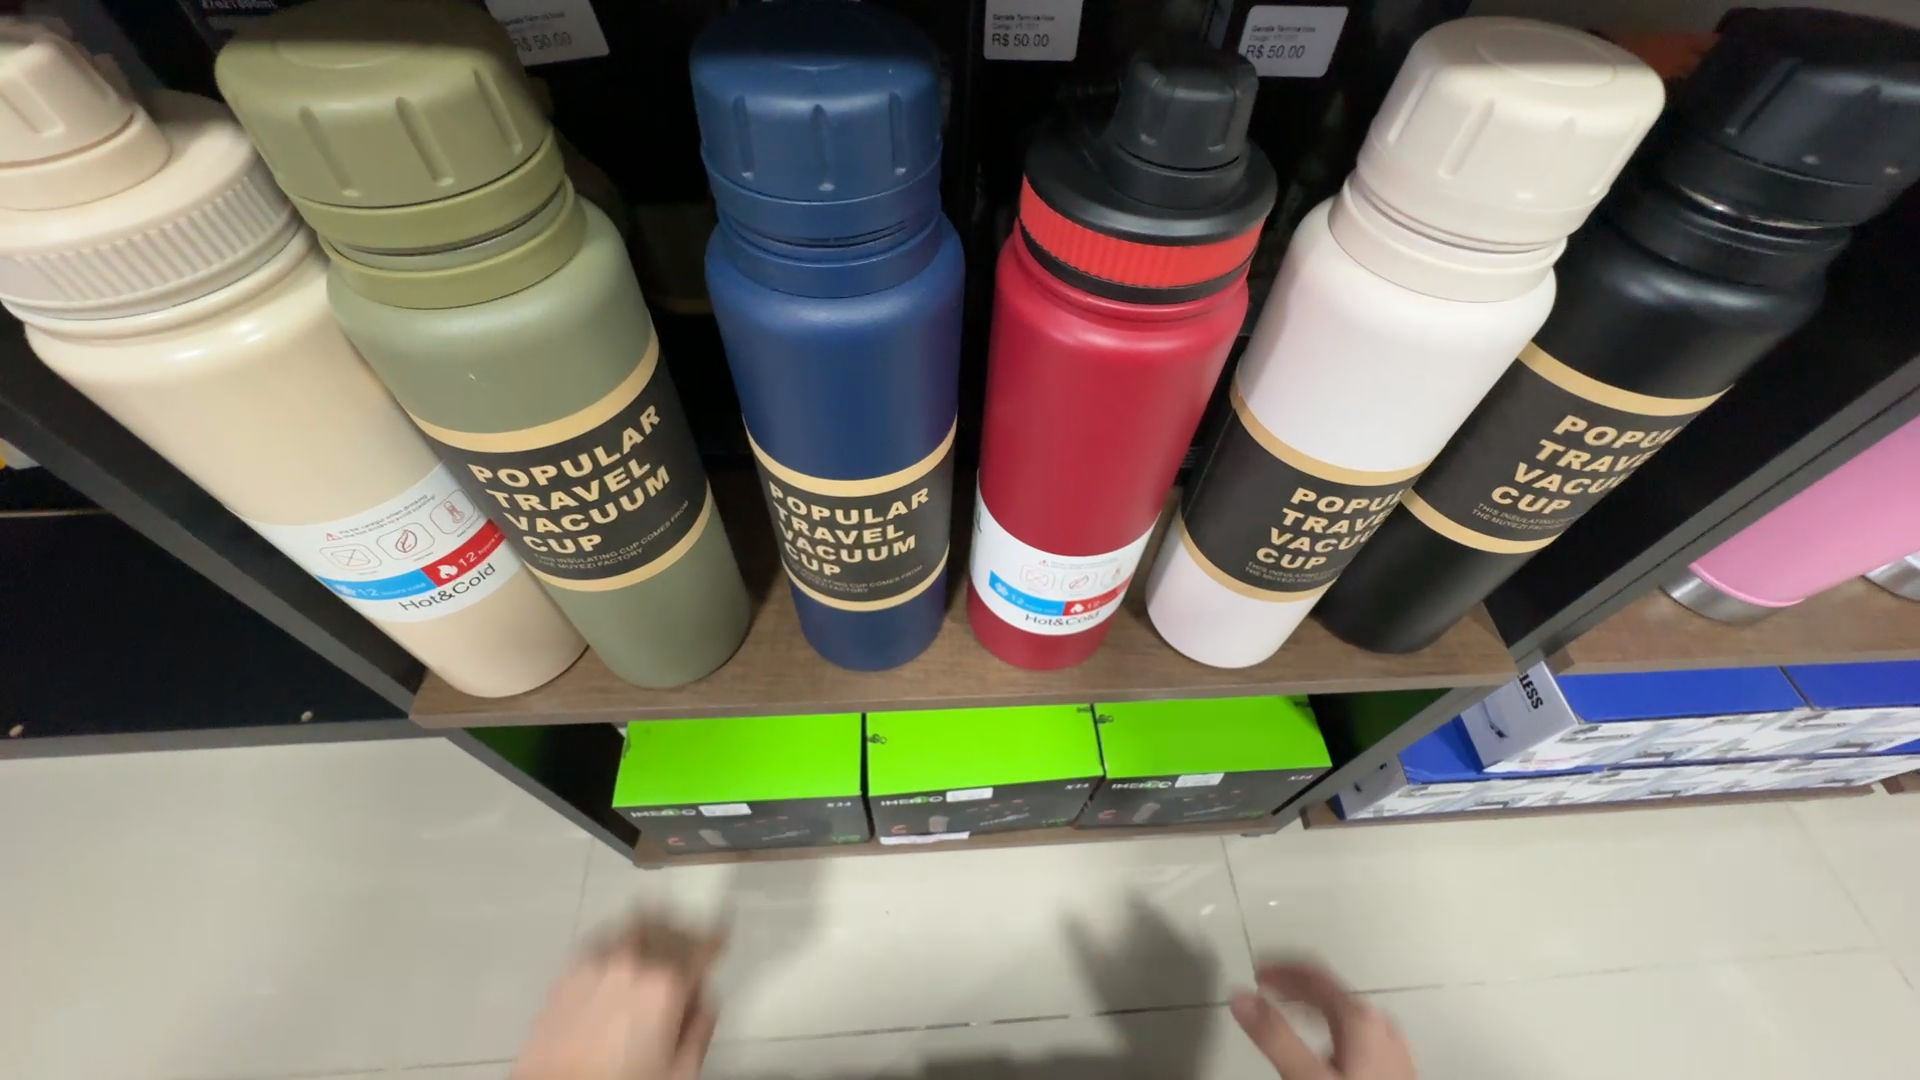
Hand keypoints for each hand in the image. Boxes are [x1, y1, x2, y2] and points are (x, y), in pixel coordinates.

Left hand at [511, 914, 723, 1079]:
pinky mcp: (571, 969)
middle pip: (673, 927)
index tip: (724, 927)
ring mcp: (601, 961)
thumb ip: (702, 1028)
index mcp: (668, 985)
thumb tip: (705, 996)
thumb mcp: (679, 1073)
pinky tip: (622, 952)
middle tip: (690, 947)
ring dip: (655, 929)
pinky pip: (605, 935)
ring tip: (657, 942)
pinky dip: (621, 937)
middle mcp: (638, 961)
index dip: (719, 933)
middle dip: (687, 934)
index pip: (706, 943)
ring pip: (639, 923)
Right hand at [1230, 961, 1415, 1079]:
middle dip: (1292, 985)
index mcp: (1360, 1016)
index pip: (1312, 973)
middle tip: (1263, 989)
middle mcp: (1381, 1023)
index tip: (1254, 972)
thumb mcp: (1309, 1076)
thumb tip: (1239, 995)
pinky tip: (1320, 1048)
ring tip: (1285, 1014)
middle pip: (1328, 988)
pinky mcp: (1397, 1068)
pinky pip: (1356, 1031)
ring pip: (1342, 1010)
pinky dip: (1328, 1027)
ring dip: (1310, 1006)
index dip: (1279, 967)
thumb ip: (1274, 1035)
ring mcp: (1393, 1046)